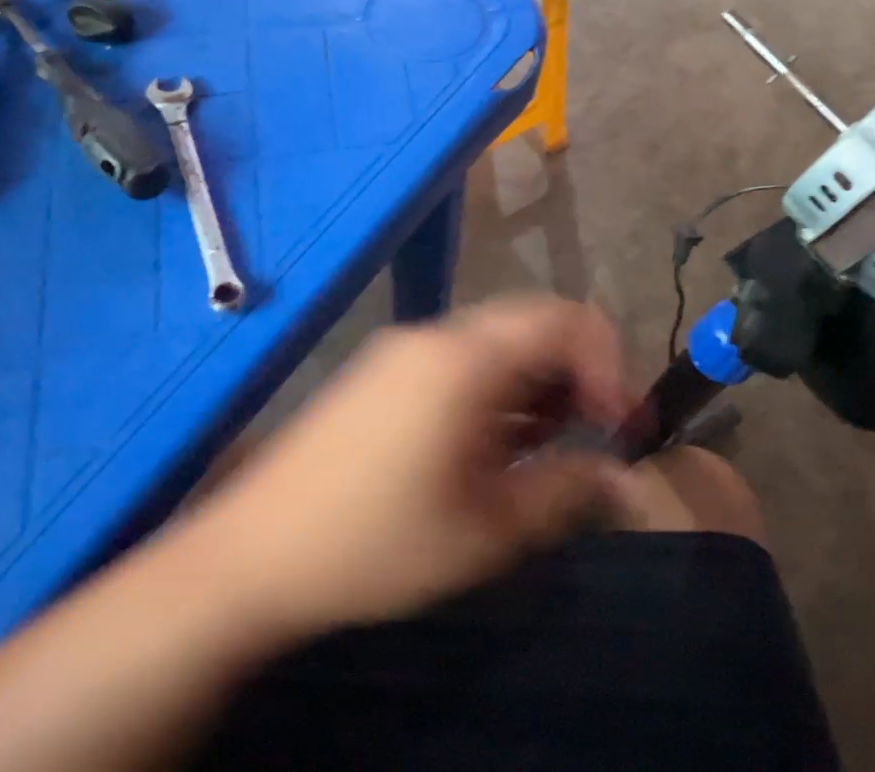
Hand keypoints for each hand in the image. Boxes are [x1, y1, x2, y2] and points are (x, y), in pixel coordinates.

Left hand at [181, 296, 629, 638]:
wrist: (250, 556)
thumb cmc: (377, 543)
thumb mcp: (487, 529)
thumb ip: (566, 492)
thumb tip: (624, 478)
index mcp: (464, 358)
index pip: (563, 319)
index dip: (608, 363)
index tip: (619, 425)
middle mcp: (432, 338)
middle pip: (529, 329)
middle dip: (574, 378)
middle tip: (593, 440)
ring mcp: (397, 356)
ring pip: (492, 350)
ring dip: (534, 390)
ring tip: (547, 452)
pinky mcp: (376, 380)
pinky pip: (455, 368)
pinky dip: (493, 396)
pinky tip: (492, 451)